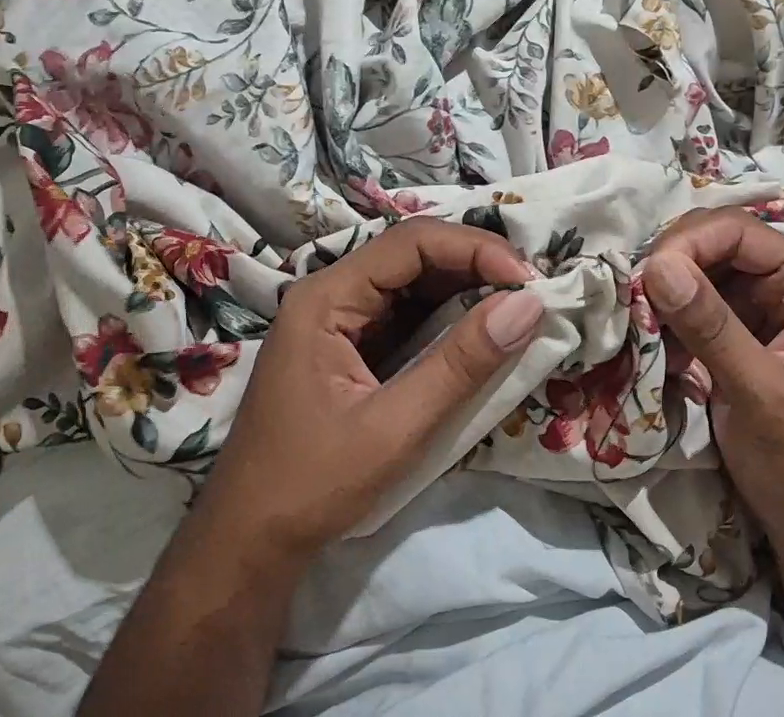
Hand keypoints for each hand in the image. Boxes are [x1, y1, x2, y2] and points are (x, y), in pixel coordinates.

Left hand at [188, 217, 545, 564]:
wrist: (249, 540)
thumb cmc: (312, 484)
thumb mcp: (395, 427)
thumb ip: (461, 364)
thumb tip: (529, 305)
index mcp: (326, 299)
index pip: (411, 243)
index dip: (475, 250)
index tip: (529, 282)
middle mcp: (330, 296)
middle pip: (412, 256)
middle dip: (476, 267)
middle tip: (534, 295)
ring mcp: (338, 323)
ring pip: (412, 285)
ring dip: (467, 293)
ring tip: (519, 311)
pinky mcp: (349, 350)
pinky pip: (406, 318)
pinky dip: (448, 322)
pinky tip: (482, 336)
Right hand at [641, 207, 783, 534]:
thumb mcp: (759, 391)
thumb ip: (710, 326)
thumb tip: (657, 265)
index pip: (740, 233)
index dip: (689, 243)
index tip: (645, 277)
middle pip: (716, 245)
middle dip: (673, 265)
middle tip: (635, 299)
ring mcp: (760, 313)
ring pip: (699, 275)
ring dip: (665, 295)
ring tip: (640, 323)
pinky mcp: (736, 340)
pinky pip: (693, 310)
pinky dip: (668, 321)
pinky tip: (653, 345)